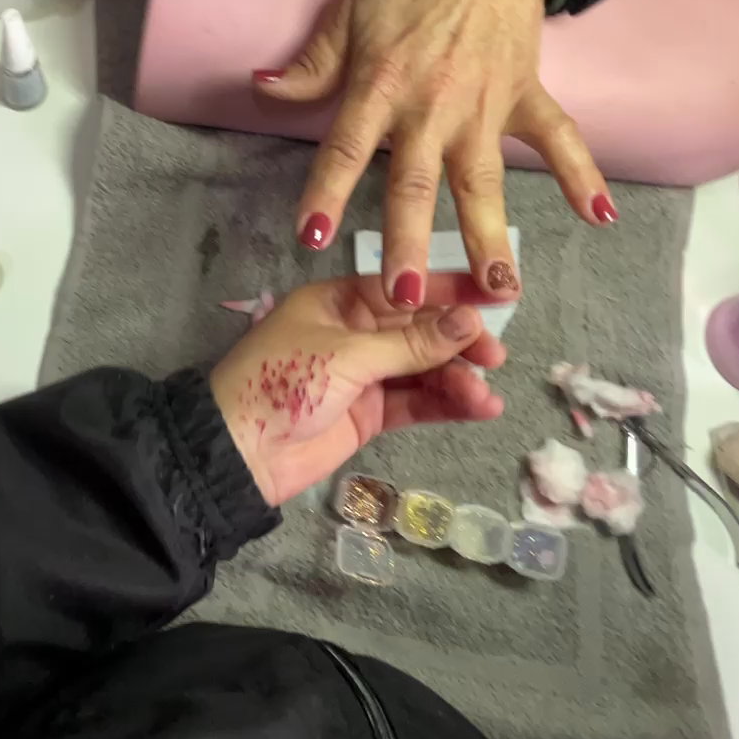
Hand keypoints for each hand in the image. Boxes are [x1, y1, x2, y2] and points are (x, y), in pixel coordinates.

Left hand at [210, 273, 507, 505]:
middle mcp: (352, 332)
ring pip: (420, 369)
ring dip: (455, 379)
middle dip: (457, 341)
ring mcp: (361, 374)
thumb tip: (470, 321)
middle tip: (494, 355)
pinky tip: (479, 408)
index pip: (400, 289)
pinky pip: (414, 402)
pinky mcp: (368, 413)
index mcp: (336, 302)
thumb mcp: (346, 355)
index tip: (497, 294)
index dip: (447, 291)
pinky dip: (445, 404)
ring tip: (484, 395)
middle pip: (416, 330)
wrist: (241, 449)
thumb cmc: (283, 381)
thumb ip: (409, 344)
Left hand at [255, 0, 612, 306]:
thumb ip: (308, 65)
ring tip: (499, 288)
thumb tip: (261, 88)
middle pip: (415, 184)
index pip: (344, 151)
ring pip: (485, 181)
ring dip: (490, 235)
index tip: (313, 239)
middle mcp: (431, 108)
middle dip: (409, 241)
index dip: (326, 194)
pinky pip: (560, 139)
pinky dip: (584, 174)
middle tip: (404, 296)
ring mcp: (485, 106)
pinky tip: (602, 218)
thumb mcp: (344, 15)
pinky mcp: (527, 95)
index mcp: (380, 89)